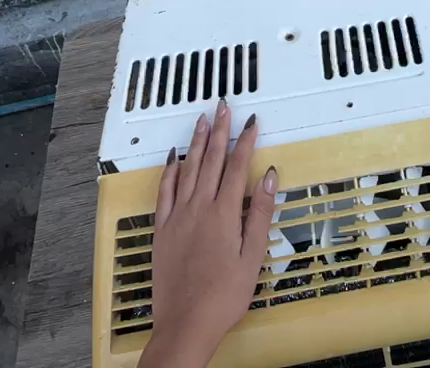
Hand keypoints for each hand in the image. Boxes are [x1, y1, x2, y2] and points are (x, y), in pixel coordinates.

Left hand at [139, 101, 276, 367]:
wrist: (186, 324)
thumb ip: (260, 214)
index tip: (252, 121)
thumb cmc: (225, 295)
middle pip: (211, 160)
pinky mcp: (162, 229)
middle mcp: (199, 208)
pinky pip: (164, 191)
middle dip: (219, 131)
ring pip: (187, 169)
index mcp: (224, 213)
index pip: (236, 167)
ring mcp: (177, 216)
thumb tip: (268, 176)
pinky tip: (175, 157)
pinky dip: (170, 171)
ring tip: (201, 119)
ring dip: (196, 142)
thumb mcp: (252, 257)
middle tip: (224, 106)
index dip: (245, 141)